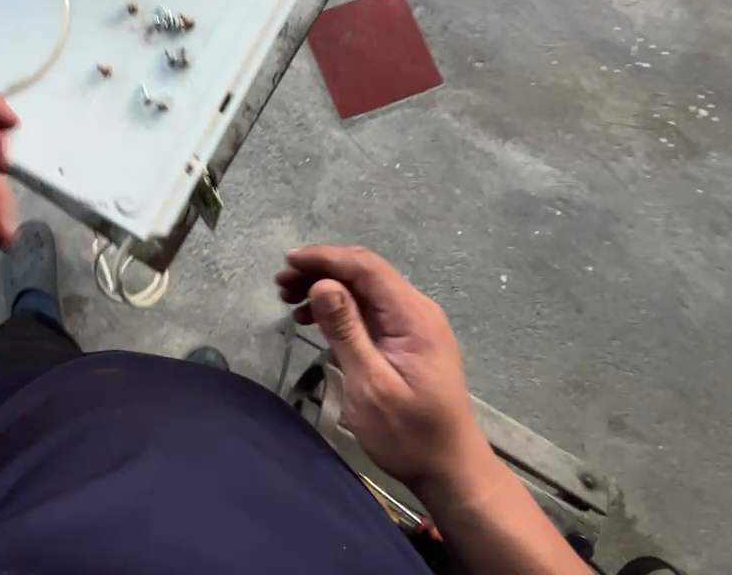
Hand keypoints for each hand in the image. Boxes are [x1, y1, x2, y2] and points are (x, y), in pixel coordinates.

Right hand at [276, 245, 488, 492]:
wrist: (450, 472)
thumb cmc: (409, 434)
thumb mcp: (371, 385)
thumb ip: (346, 331)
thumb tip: (322, 283)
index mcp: (413, 316)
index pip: (366, 267)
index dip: (324, 258)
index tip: (288, 261)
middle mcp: (415, 310)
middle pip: (363, 272)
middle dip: (320, 270)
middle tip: (281, 284)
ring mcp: (412, 323)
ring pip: (363, 288)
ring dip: (325, 286)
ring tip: (289, 300)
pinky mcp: (404, 337)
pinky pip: (367, 307)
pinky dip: (338, 306)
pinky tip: (312, 319)